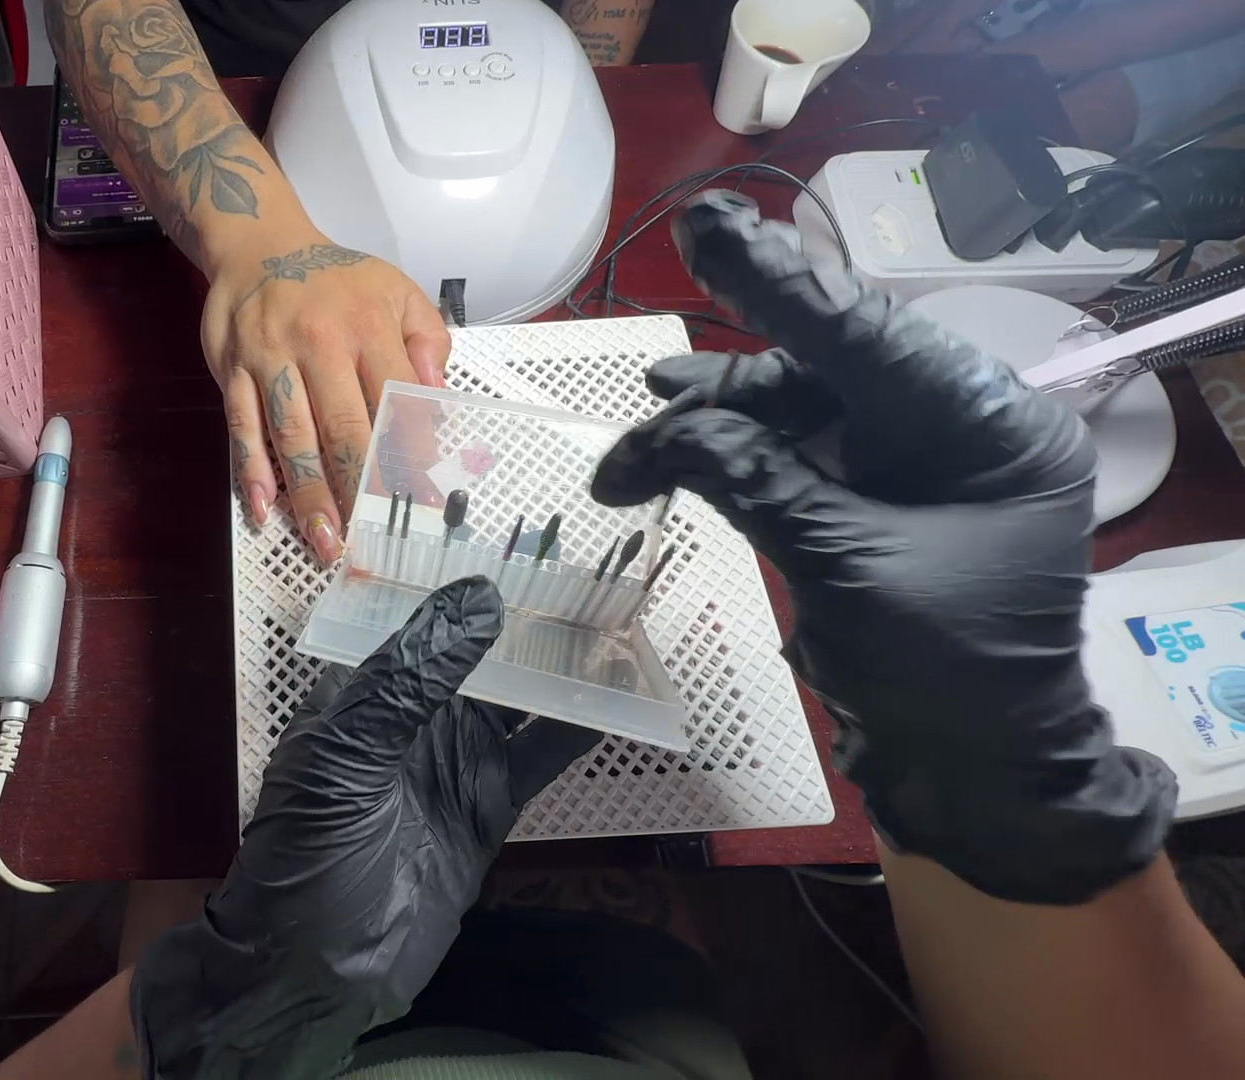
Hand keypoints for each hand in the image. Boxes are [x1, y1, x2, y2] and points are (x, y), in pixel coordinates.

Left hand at [131, 578, 598, 1075]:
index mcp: (368, 686)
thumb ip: (411, 674)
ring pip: (517, 697)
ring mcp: (455, 757)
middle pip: (478, 651)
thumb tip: (478, 597)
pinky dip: (578, 728)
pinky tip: (618, 699)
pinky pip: (540, 755)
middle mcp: (415, 712)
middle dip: (525, 617)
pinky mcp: (490, 804)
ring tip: (615, 624)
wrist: (314, 966)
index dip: (466, 579)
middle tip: (590, 571)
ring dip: (561, 667)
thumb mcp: (348, 748)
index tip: (522, 539)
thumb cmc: (309, 847)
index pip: (422, 616)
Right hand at [202, 226, 452, 561]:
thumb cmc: (335, 279)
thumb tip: (436, 396)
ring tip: (324, 541)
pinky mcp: (233, 371)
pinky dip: (252, 469)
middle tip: (367, 537)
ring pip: (292, 436)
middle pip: (343, 427)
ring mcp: (269, 358)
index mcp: (367, 324)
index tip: (420, 499)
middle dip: (358, 488)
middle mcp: (318, 343)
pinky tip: (265, 508)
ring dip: (309, 493)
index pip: (394, 398)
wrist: (259, 246)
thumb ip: (426, 337)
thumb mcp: (395, 289)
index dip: (408, 451)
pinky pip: (242, 427)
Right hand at [591, 192, 1174, 904]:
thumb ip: (754, 483)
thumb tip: (661, 435)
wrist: (962, 747)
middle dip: (710, 396)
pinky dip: (710, 451)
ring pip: (771, 410)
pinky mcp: (847, 482)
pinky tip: (663, 445)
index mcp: (976, 425)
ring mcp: (887, 451)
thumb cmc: (937, 664)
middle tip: (634, 419)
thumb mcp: (842, 565)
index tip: (709, 226)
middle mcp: (935, 420)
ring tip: (626, 466)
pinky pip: (767, 447)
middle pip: (803, 371)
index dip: (776, 281)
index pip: (860, 336)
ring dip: (694, 434)